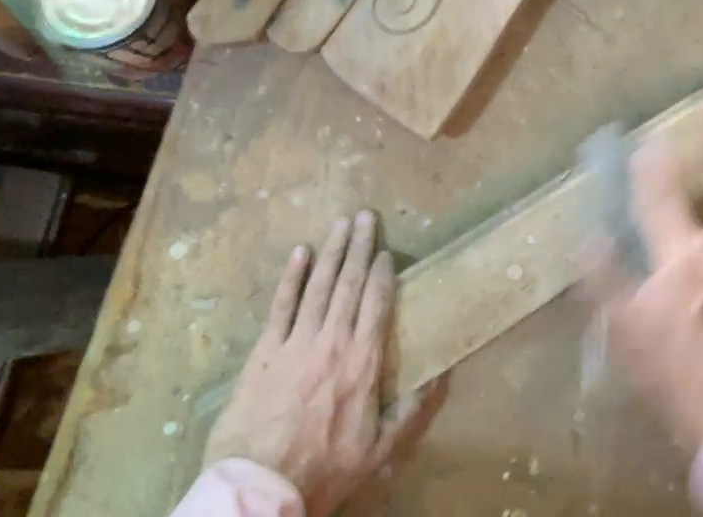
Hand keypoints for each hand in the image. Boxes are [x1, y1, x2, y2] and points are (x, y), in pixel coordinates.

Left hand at [204, 211, 447, 516]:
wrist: (261, 486)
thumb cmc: (324, 469)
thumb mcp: (379, 449)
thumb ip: (411, 411)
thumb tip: (441, 376)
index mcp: (363, 363)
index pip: (377, 304)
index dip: (383, 273)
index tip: (387, 251)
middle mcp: (333, 342)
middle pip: (350, 285)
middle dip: (360, 247)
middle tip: (366, 216)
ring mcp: (296, 343)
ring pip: (319, 286)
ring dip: (332, 251)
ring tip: (341, 222)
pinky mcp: (265, 352)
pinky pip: (281, 305)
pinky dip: (292, 277)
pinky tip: (301, 252)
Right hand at [585, 143, 702, 449]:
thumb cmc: (667, 361)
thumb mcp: (622, 321)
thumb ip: (603, 273)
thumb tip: (589, 237)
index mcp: (681, 247)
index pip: (660, 194)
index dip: (650, 168)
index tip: (646, 144)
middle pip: (683, 221)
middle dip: (666, 231)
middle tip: (646, 257)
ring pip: (702, 242)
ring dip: (686, 253)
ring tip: (669, 290)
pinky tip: (692, 301)